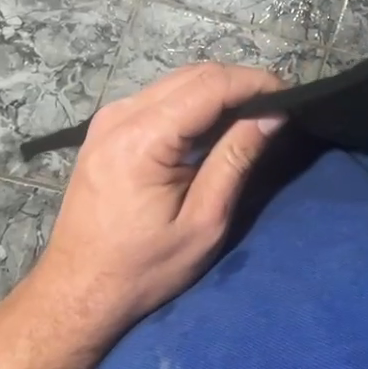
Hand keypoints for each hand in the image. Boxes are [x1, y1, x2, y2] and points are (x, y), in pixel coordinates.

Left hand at [28, 63, 286, 328]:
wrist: (76, 293)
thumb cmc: (143, 268)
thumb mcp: (204, 221)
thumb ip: (236, 160)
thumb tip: (273, 115)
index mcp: (141, 140)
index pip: (210, 85)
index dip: (256, 83)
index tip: (291, 97)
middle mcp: (120, 116)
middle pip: (196, 74)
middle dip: (243, 82)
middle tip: (278, 107)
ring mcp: (110, 117)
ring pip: (180, 79)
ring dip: (221, 89)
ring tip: (255, 113)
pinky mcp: (109, 126)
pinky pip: (164, 94)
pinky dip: (198, 99)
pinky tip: (218, 123)